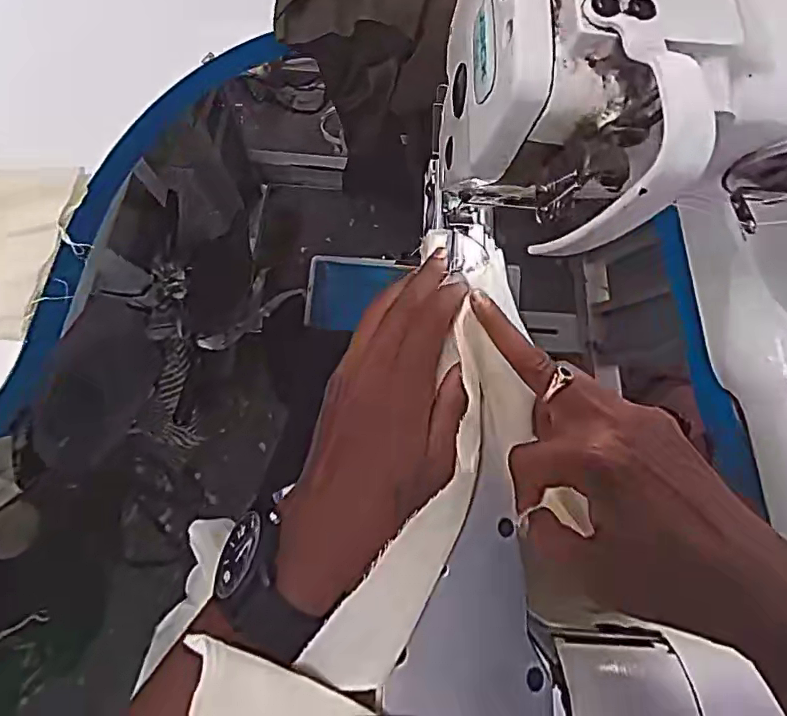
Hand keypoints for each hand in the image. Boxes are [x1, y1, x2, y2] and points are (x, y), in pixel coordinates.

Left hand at [274, 254, 469, 616]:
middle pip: (399, 311)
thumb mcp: (437, 464)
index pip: (426, 327)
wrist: (327, 525)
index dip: (444, 300)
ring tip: (419, 273)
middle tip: (440, 260)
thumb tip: (456, 376)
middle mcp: (371, 377)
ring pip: (375, 315)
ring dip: (399, 288)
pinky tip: (391, 307)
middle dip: (423, 280)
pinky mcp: (337, 384)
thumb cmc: (381, 503)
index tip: (459, 286)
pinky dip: (380, 310)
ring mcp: (349, 377)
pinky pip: (361, 332)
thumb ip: (449, 410)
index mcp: (401, 393)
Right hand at [473, 293, 786, 715]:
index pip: (530, 455)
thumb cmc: (686, 579)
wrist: (748, 578)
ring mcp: (645, 421)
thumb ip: (548, 536)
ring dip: (550, 386)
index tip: (528, 507)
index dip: (520, 485)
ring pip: (580, 384)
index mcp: (598, 459)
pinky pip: (611, 404)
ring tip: (525, 376)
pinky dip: (587, 411)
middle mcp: (621, 427)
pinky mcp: (663, 427)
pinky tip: (584, 436)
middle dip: (513, 355)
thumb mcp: (595, 572)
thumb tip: (535, 517)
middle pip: (552, 379)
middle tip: (487, 321)